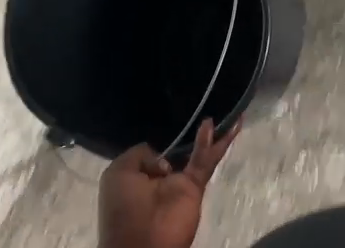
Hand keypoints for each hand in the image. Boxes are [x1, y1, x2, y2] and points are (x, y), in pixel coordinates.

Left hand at [99, 119, 239, 247]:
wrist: (141, 245)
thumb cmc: (123, 208)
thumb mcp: (118, 172)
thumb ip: (139, 153)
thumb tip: (163, 159)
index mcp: (138, 176)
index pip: (152, 151)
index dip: (159, 138)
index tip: (166, 121)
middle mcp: (160, 177)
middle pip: (179, 149)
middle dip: (190, 133)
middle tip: (203, 110)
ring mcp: (179, 183)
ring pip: (198, 153)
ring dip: (213, 135)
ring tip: (226, 114)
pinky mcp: (194, 188)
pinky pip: (203, 161)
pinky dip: (210, 144)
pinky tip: (211, 124)